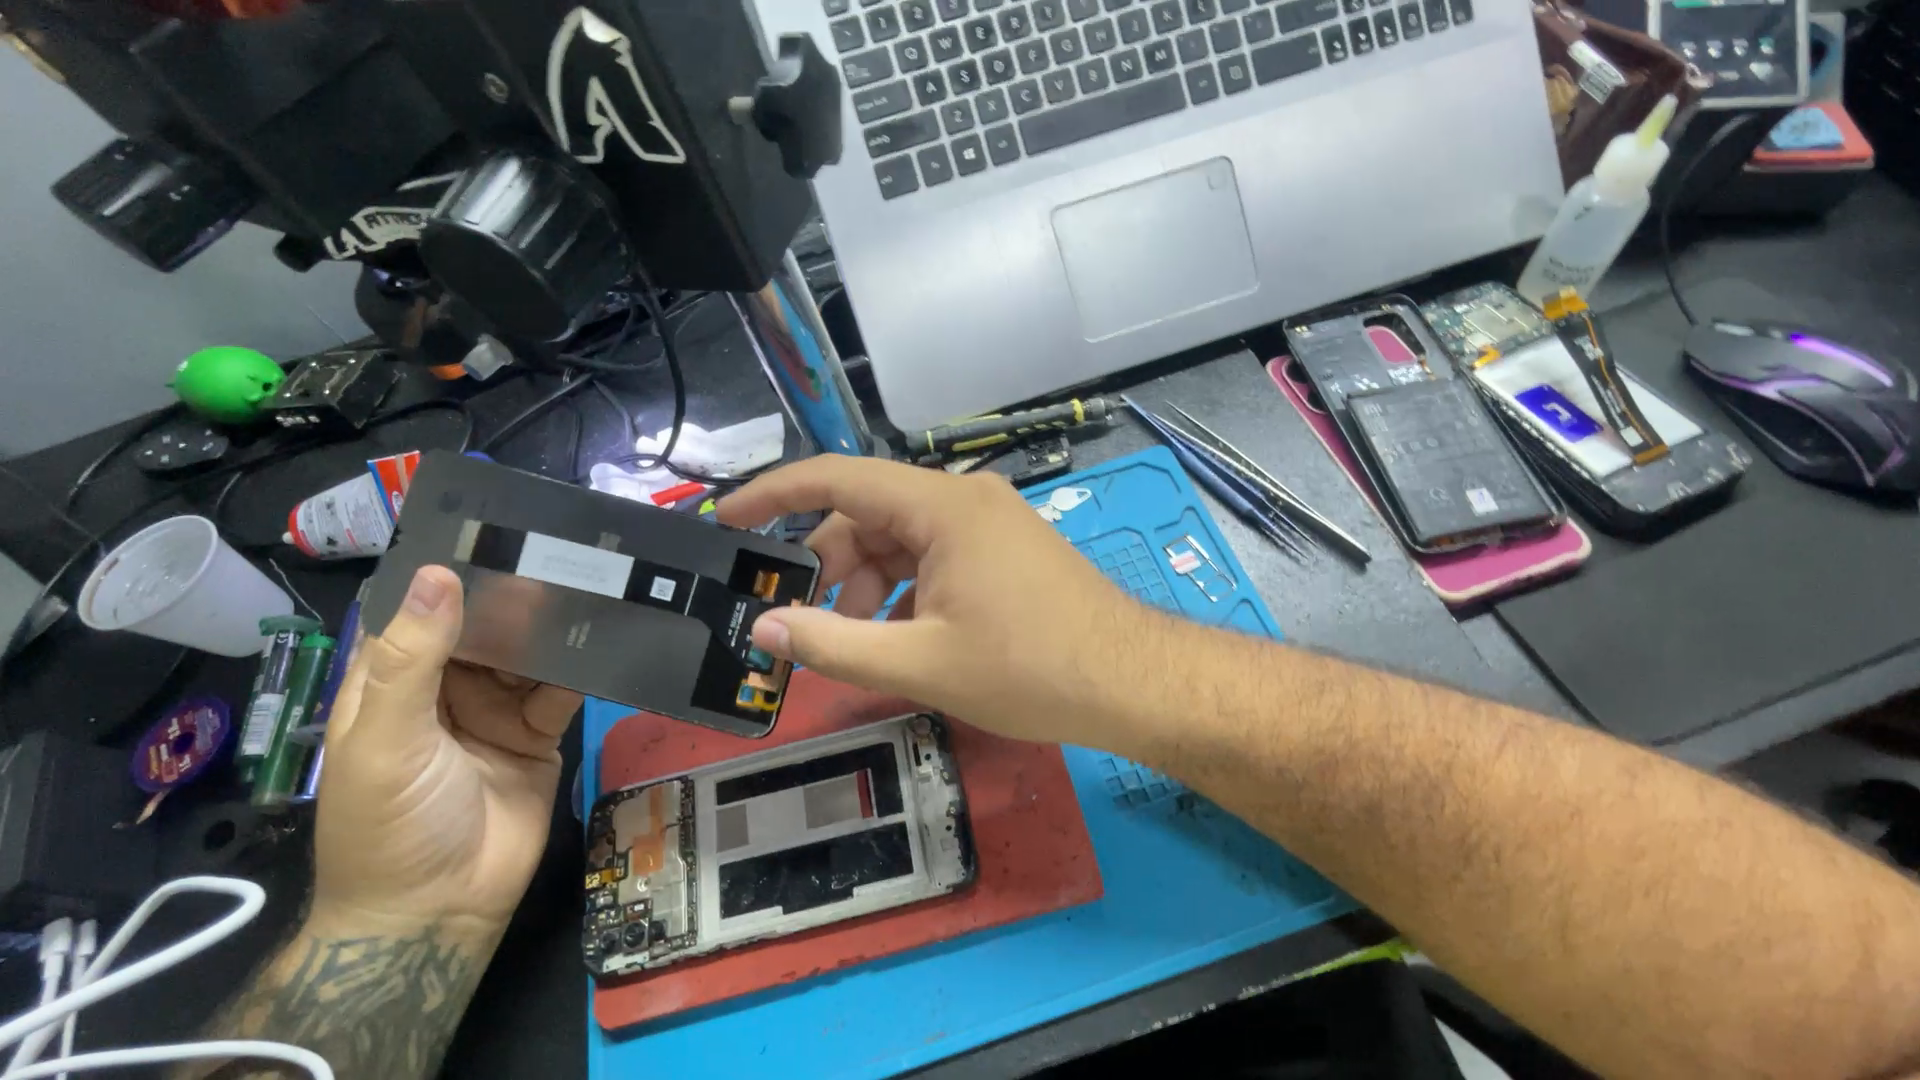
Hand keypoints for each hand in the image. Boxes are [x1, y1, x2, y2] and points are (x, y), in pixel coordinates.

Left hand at [313, 566, 581, 932]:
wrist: (440, 909)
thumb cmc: (390, 823)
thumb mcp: (388, 738)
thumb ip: (413, 659)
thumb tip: (439, 575)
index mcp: (393, 685)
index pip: (420, 614)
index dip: (448, 576)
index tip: (489, 532)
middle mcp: (445, 691)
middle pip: (482, 630)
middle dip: (513, 598)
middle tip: (557, 554)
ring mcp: (494, 713)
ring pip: (525, 656)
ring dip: (550, 629)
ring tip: (588, 587)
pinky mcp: (538, 735)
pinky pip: (560, 691)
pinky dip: (579, 669)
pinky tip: (602, 641)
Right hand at [716, 456, 1152, 746]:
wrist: (1131, 682)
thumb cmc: (1029, 669)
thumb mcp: (919, 662)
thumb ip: (833, 644)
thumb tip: (764, 628)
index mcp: (941, 507)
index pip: (837, 477)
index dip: (773, 494)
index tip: (725, 519)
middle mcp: (963, 498)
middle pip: (867, 515)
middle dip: (826, 565)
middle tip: (800, 621)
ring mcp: (988, 522)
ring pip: (899, 540)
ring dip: (866, 585)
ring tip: (855, 641)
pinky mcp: (1003, 549)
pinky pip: (932, 556)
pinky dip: (903, 590)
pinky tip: (901, 636)